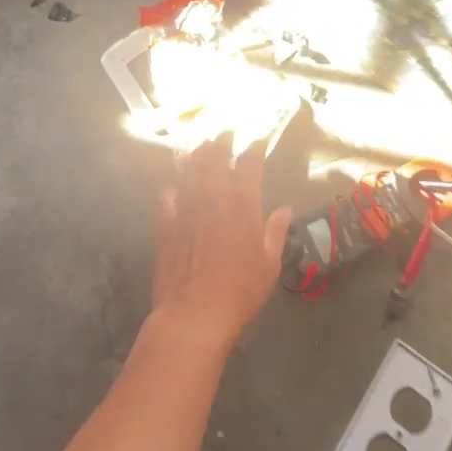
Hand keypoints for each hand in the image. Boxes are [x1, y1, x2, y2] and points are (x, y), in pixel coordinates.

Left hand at [151, 132, 292, 348]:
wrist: (193, 316)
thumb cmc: (239, 293)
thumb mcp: (268, 266)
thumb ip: (275, 233)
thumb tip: (285, 210)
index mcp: (242, 207)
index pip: (249, 165)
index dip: (255, 149)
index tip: (259, 140)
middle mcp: (213, 200)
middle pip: (214, 159)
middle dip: (222, 142)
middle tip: (226, 133)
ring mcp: (186, 211)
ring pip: (190, 172)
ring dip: (197, 156)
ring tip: (202, 147)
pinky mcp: (166, 227)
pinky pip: (166, 199)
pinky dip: (172, 190)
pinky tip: (174, 189)